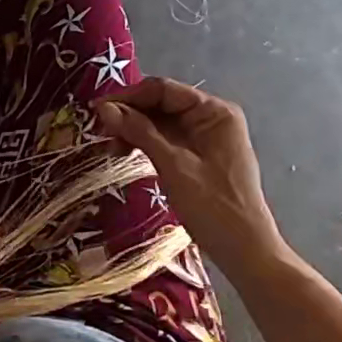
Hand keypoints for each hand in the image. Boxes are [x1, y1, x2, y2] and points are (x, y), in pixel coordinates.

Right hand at [96, 78, 288, 276]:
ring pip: (156, 120)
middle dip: (128, 114)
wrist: (244, 251)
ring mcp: (203, 136)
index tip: (97, 110)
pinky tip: (122, 151)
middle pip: (158, 103)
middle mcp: (210, 117)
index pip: (162, 90)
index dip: (127, 97)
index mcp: (215, 112)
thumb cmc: (214, 206)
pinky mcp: (194, 153)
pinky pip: (161, 137)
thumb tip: (103, 108)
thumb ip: (138, 131)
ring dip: (131, 129)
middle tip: (100, 130)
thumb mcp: (172, 165)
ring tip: (109, 145)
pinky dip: (141, 142)